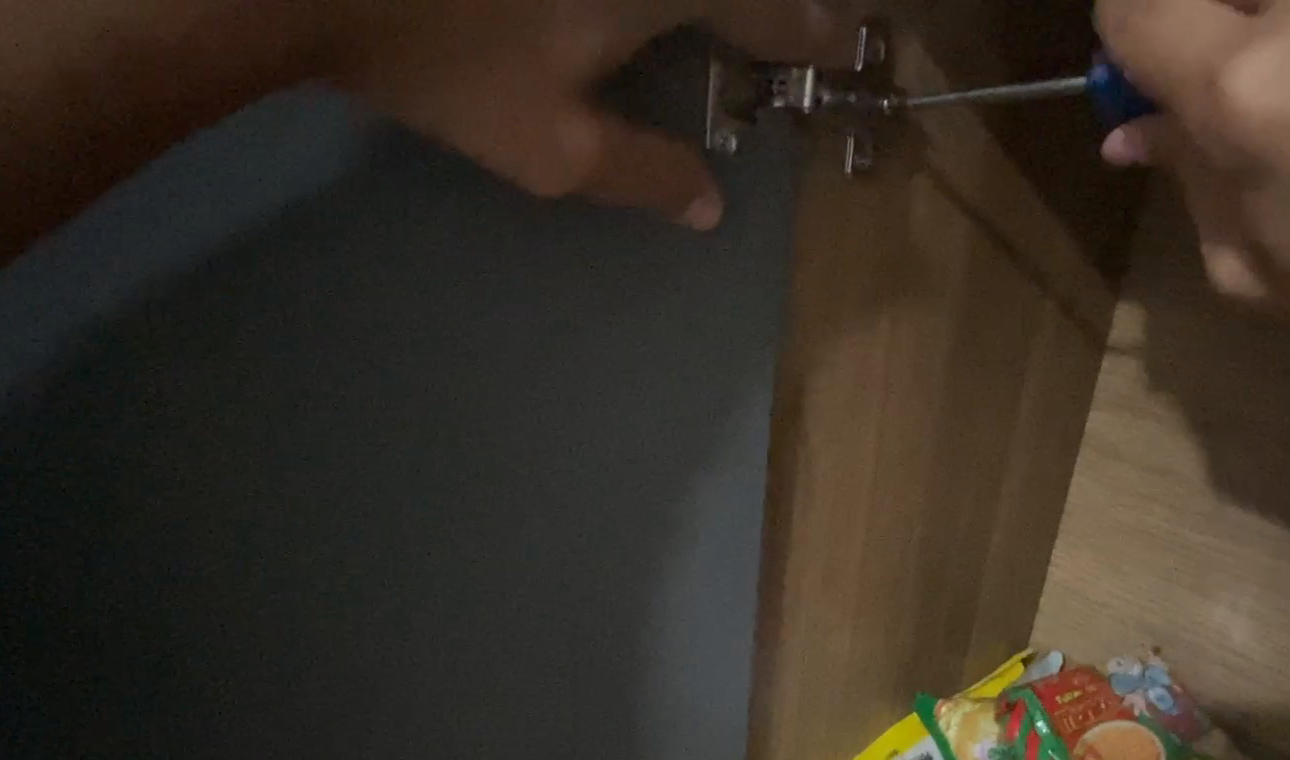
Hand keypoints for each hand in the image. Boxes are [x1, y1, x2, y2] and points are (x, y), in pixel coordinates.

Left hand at [322, 0, 859, 228]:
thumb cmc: (444, 66)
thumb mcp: (553, 151)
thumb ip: (643, 174)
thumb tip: (711, 208)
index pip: (764, 9)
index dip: (811, 30)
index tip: (846, 42)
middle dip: (783, 0)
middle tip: (805, 21)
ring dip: (726, 0)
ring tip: (738, 25)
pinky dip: (652, 2)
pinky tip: (649, 21)